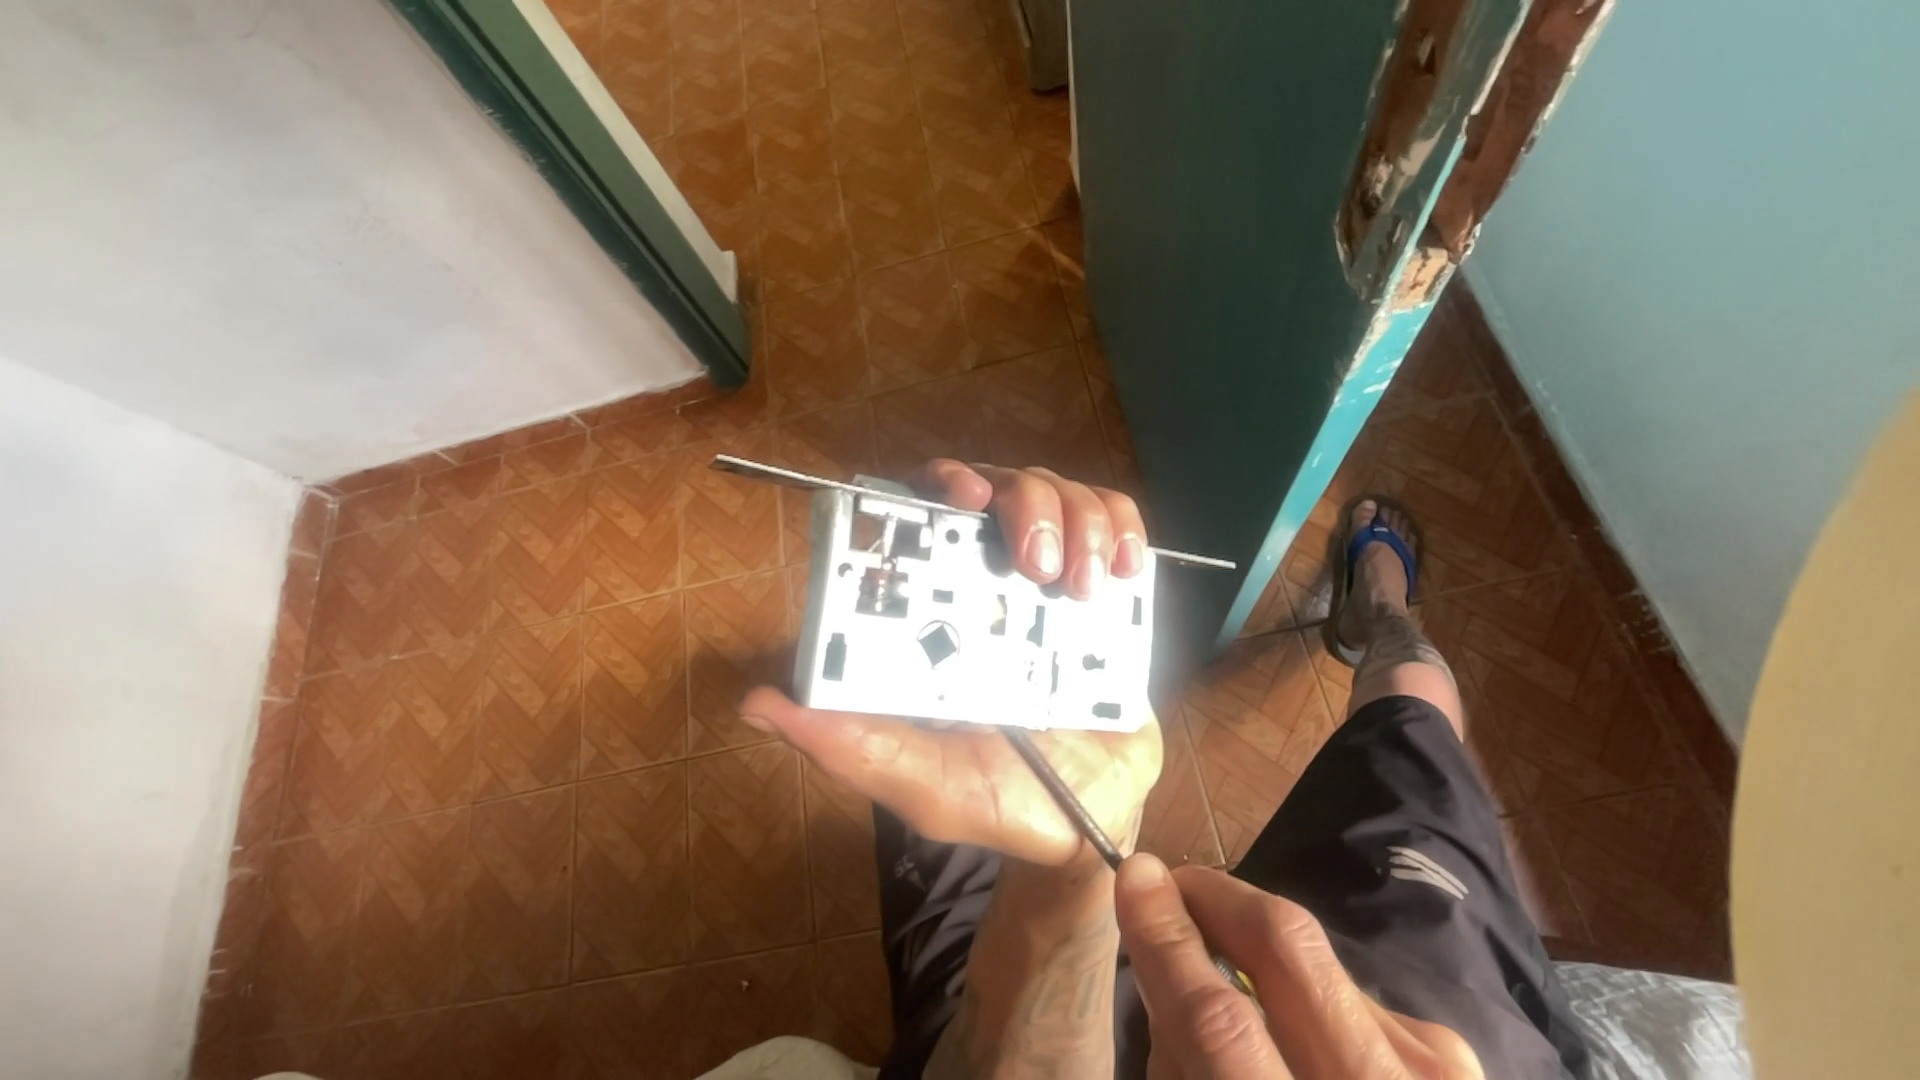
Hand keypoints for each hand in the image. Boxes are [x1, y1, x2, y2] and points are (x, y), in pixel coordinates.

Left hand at [739, 459, 1162, 866]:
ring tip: (1088, 589)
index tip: (966, 498)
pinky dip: (1123, 526)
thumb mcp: (920, 780)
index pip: (925, 513)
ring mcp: (1050, 580)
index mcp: (934, 612)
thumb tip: (757, 704)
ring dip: (1080, 521)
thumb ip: (848, 745)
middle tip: (1043, 569)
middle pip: (1002, 485)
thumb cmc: (1000, 802)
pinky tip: (1125, 568)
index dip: (942, 484)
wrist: (1098, 819)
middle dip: (1029, 504)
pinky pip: (1117, 522)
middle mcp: (989, 583)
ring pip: (1062, 493)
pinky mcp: (1104, 588)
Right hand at [1115, 855, 1484, 1077]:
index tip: (1135, 879)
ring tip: (1213, 946)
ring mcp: (1433, 1074)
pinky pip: (1341, 982)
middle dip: (1214, 897)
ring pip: (1315, 952)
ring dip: (1248, 931)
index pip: (1220, 1020)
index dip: (1166, 940)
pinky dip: (1290, 977)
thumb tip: (1161, 946)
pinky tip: (1280, 1010)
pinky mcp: (1449, 1054)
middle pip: (1288, 946)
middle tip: (1169, 883)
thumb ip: (1181, 1051)